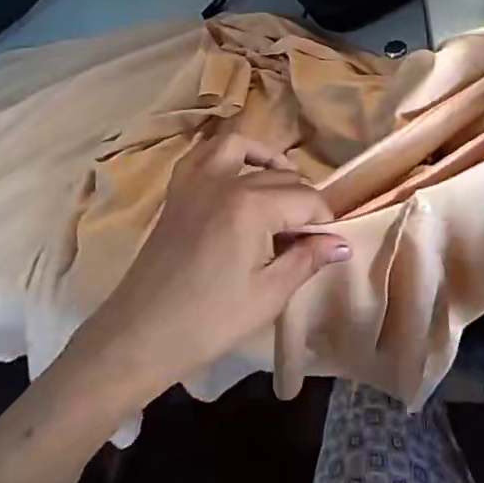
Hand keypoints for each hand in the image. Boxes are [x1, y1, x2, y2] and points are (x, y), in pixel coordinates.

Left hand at [69, 133, 349, 404]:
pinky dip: (226, 155)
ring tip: (282, 190)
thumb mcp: (269, 294)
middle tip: (307, 237)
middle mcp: (224, 180)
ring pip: (241, 149)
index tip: (328, 247)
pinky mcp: (176, 190)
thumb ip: (308, 259)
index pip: (306, 200)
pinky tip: (238, 176)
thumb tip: (342, 243)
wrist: (142, 333)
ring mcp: (195, 180)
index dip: (324, 223)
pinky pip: (204, 154)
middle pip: (280, 177)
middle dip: (302, 202)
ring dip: (267, 161)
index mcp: (252, 205)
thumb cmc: (211, 320)